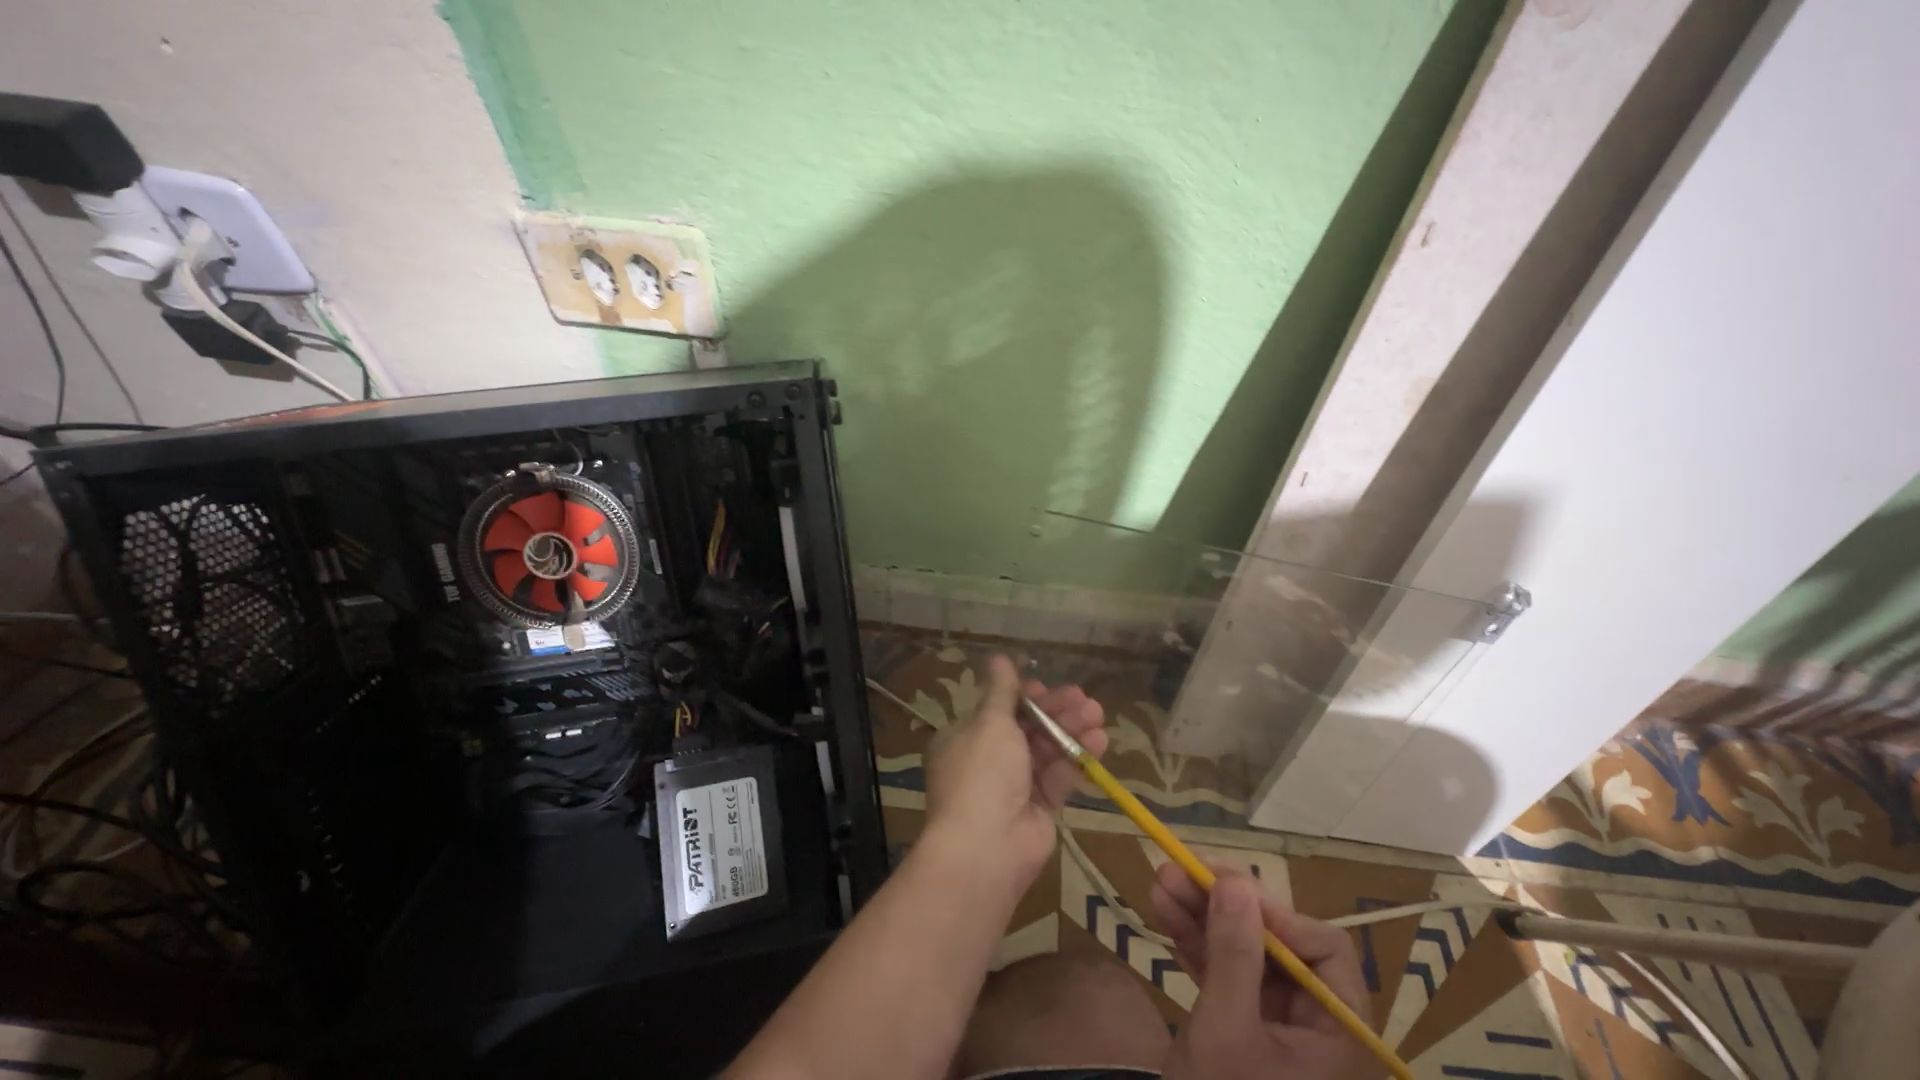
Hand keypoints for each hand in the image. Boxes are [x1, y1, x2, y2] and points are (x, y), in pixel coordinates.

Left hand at [922, 655, 1106, 893]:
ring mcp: (1013, 787)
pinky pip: (1059, 777)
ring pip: (1046, 751)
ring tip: (1098, 715)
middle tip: (1083, 698)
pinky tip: (1100, 742)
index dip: (1022, 698)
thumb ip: (1001, 692)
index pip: (996, 711)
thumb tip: (999, 658)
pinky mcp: (1039, 808)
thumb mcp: (990, 723)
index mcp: (964, 738)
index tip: (1045, 687)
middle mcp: (987, 761)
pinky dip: (1078, 759)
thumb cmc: (982, 773)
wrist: (987, 845)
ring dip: (1071, 732)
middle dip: (1054, 712)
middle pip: (1025, 729)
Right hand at [1151, 865, 1373, 1079]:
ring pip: (1246, 958)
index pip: (1323, 950)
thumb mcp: (1226, 1031)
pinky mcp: (1243, 1035)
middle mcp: (1318, 1028)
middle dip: (1225, 908)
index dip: (1274, 912)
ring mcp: (1278, 1032)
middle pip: (1279, 948)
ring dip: (1203, 921)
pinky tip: (1164, 917)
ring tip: (1158, 883)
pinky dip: (1197, 950)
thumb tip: (1237, 880)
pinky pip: (1226, 979)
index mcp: (1341, 1035)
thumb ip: (1234, 954)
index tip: (1221, 883)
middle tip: (1175, 871)